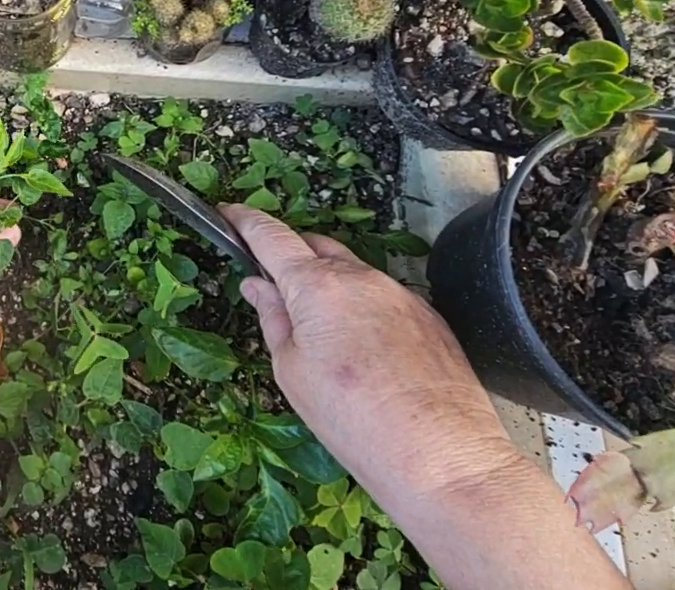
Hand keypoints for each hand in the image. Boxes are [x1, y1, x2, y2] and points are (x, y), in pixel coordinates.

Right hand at [222, 204, 526, 505]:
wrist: (445, 462)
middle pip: (312, 246)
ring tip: (321, 331)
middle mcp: (359, 277)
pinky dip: (360, 304)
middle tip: (272, 287)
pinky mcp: (429, 315)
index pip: (271, 235)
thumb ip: (272, 317)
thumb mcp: (291, 370)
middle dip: (288, 256)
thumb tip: (257, 285)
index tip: (228, 213)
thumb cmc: (354, 421)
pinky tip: (362, 348)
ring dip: (327, 283)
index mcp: (315, 285)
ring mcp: (399, 293)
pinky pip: (381, 294)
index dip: (244, 219)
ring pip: (350, 270)